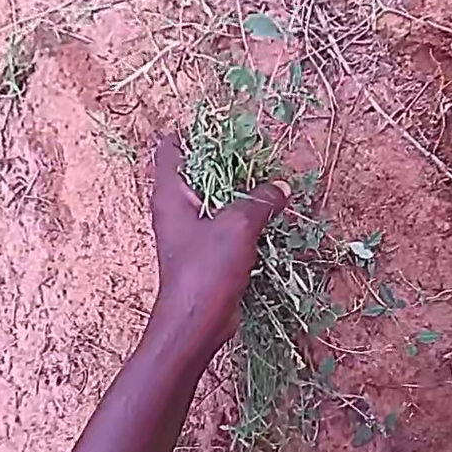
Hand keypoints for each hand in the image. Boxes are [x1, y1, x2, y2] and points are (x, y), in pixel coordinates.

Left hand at [144, 137, 289, 361]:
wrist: (197, 321)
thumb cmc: (207, 269)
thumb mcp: (238, 226)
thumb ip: (260, 201)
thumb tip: (281, 187)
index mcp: (171, 195)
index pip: (171, 150)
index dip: (193, 135)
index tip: (224, 129)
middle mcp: (175, 210)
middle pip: (198, 174)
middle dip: (227, 164)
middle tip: (257, 156)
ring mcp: (190, 234)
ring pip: (215, 202)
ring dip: (239, 195)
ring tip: (268, 184)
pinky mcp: (205, 254)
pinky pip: (224, 227)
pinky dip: (243, 220)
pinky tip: (267, 219)